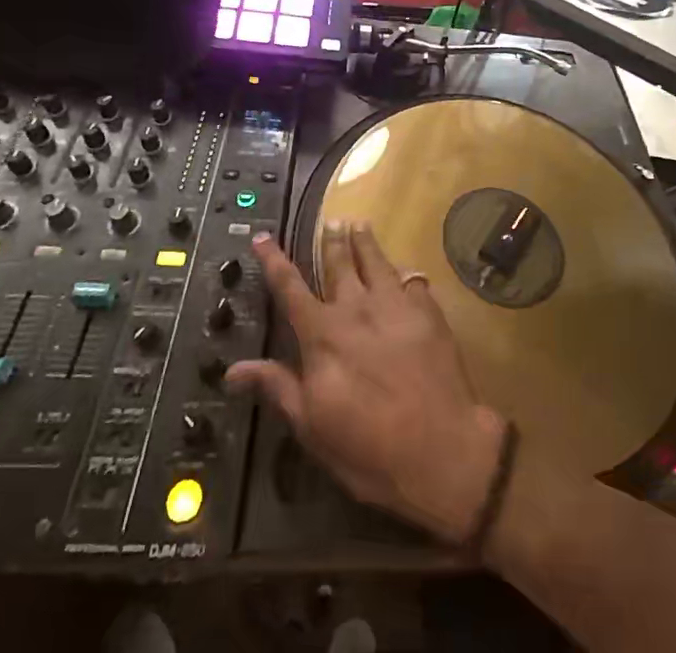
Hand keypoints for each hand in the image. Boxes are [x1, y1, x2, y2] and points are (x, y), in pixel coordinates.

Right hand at [229, 222, 508, 544]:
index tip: (262, 237)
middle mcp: (356, 309)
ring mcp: (396, 308)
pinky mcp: (430, 316)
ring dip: (365, 243)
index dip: (273, 260)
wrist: (444, 454)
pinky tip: (406, 272)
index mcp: (321, 333)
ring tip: (359, 225)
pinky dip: (406, 274)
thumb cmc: (368, 446)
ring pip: (376, 263)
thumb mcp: (311, 424)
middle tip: (329, 221)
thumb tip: (232, 370)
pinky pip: (414, 282)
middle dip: (330, 241)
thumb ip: (276, 386)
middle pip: (338, 264)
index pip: (289, 287)